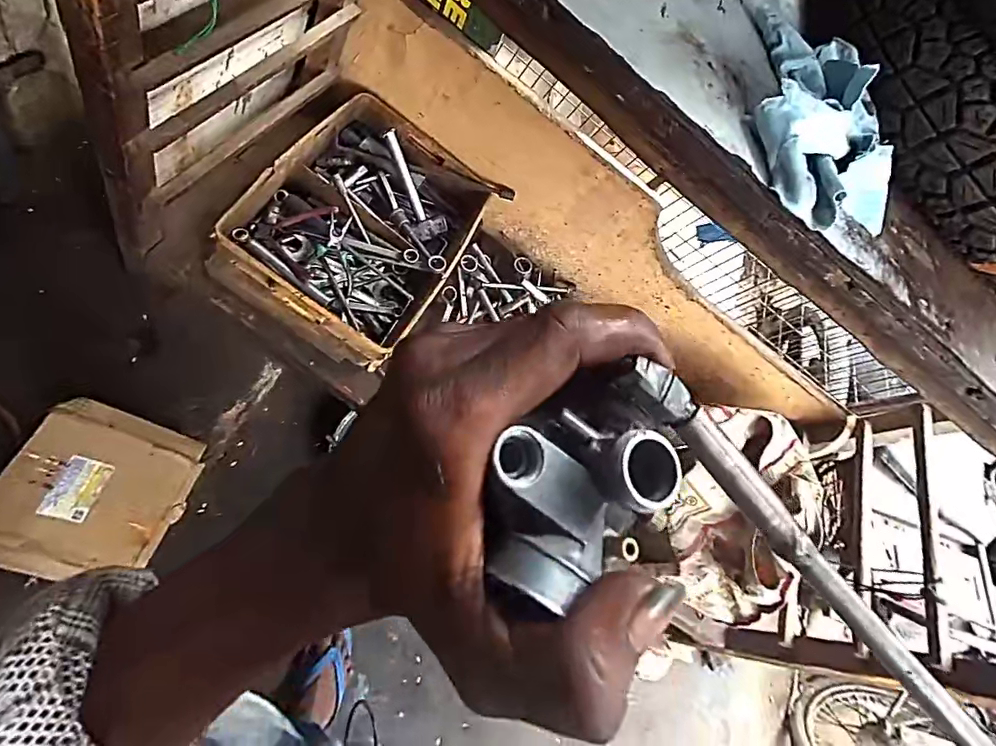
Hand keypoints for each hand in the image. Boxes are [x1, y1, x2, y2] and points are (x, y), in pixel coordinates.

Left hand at [316, 303, 686, 742]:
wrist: (333, 534)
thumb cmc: (407, 579)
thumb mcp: (485, 653)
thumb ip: (575, 668)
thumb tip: (648, 597)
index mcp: (453, 409)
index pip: (562, 337)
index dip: (628, 340)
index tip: (663, 380)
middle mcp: (440, 360)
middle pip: (557, 327)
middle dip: (614, 356)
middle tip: (640, 409)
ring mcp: (433, 345)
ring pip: (538, 328)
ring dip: (583, 359)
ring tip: (606, 411)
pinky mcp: (433, 344)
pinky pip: (513, 336)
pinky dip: (550, 360)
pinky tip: (560, 404)